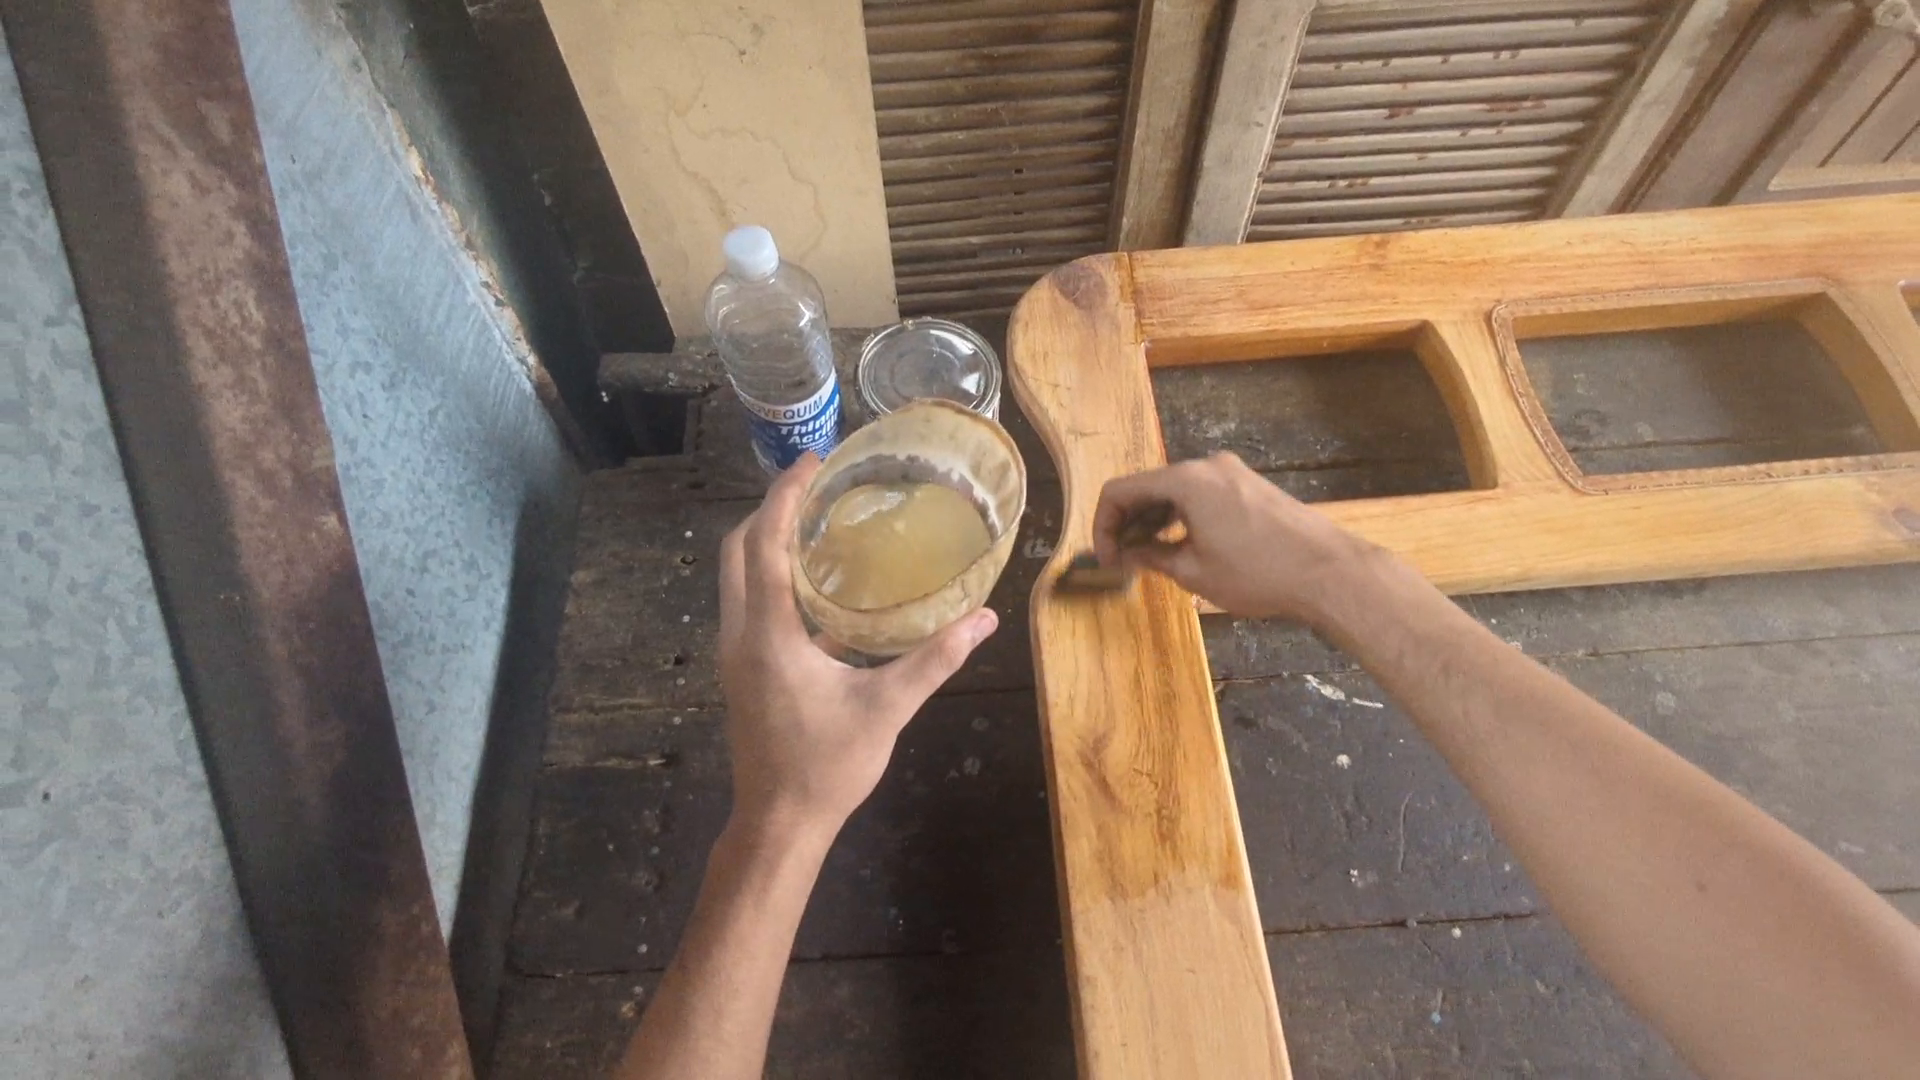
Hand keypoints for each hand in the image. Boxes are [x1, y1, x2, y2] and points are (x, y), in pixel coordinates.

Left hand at [717, 455, 998, 835]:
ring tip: (819, 521)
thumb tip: (983, 620)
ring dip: (767, 540)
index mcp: (769, 636)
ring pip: (736, 576)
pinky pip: (748, 601)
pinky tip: (819, 582)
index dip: (784, 496)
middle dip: (770, 509)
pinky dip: (772, 574)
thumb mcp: (887, 709)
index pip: (765, 546)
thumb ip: (935, 660)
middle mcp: (741, 634)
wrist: (779, 823)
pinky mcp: (743, 668)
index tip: (815, 462)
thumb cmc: (827, 765)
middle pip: (737, 551)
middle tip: (818, 486)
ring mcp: (736, 652)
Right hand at [1092, 451, 1382, 621]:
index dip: (1103, 525)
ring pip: (1172, 491)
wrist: (1329, 572)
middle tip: (1121, 561)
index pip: (1120, 491)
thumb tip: (1127, 555)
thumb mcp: (1193, 571)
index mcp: (1184, 480)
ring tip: (1147, 557)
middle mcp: (1205, 466)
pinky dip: (1179, 516)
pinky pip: (1198, 494)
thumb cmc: (1256, 573)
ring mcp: (1230, 472)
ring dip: (1152, 521)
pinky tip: (1178, 545)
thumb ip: (1151, 557)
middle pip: (1145, 487)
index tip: (1106, 559)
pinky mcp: (1248, 485)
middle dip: (1126, 523)